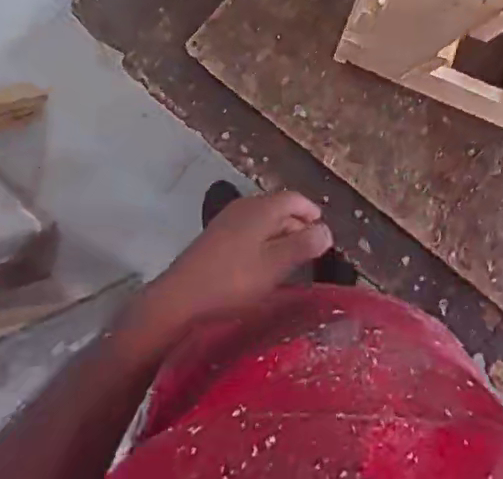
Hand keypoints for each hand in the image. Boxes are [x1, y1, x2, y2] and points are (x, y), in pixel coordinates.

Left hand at [121, 191, 332, 347]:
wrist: (175, 303)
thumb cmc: (232, 282)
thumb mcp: (276, 265)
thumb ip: (305, 245)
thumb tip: (327, 230)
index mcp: (262, 207)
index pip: (296, 199)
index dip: (313, 213)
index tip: (323, 233)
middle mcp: (244, 206)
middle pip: (280, 208)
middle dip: (298, 226)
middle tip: (310, 251)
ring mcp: (226, 222)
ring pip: (263, 222)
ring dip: (279, 237)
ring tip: (289, 262)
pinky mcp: (213, 239)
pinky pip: (248, 233)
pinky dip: (261, 244)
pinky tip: (261, 268)